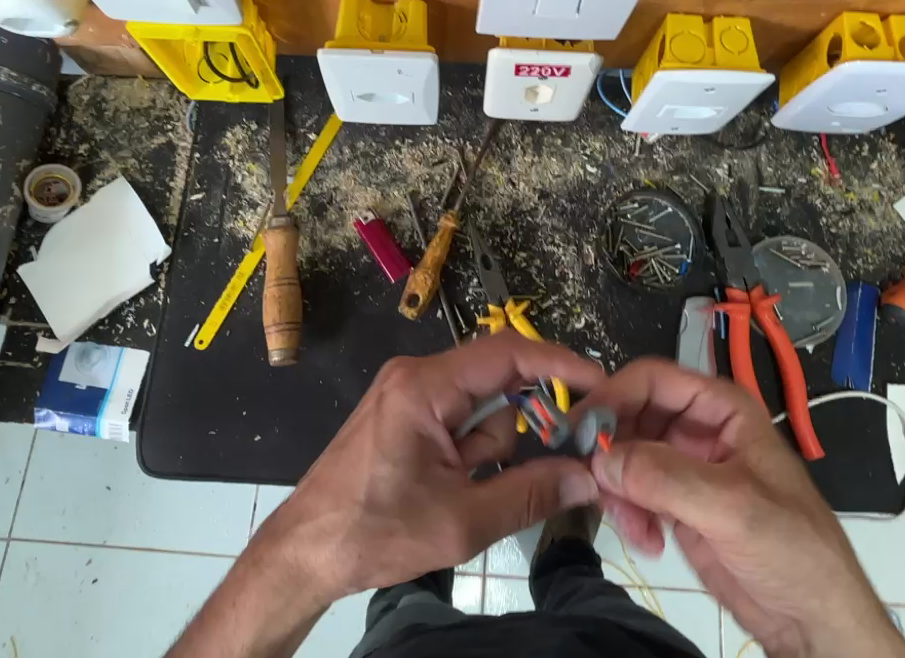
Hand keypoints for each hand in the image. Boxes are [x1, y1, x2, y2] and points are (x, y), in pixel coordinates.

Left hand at [254, 333, 605, 605]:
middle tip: (544, 465)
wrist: (303, 552)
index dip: (559, 364)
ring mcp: (408, 393)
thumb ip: (531, 493)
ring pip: (479, 408)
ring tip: (461, 494)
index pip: (507, 353)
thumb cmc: (374, 532)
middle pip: (496, 382)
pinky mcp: (404, 415)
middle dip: (519, 427)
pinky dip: (472, 452)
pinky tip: (452, 488)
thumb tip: (589, 477)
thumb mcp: (461, 520)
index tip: (601, 383)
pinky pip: (459, 420)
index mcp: (425, 385)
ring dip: (489, 450)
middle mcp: (416, 375)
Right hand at [577, 358, 904, 657]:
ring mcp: (683, 466)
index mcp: (720, 408)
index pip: (653, 380)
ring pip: (624, 454)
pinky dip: (627, 512)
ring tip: (631, 525)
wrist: (813, 620)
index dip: (614, 396)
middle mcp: (697, 427)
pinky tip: (647, 541)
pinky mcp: (674, 502)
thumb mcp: (733, 507)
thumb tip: (602, 459)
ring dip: (616, 487)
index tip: (581, 430)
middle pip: (631, 415)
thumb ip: (666, 477)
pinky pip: (630, 490)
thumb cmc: (792, 549)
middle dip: (610, 448)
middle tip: (592, 483)